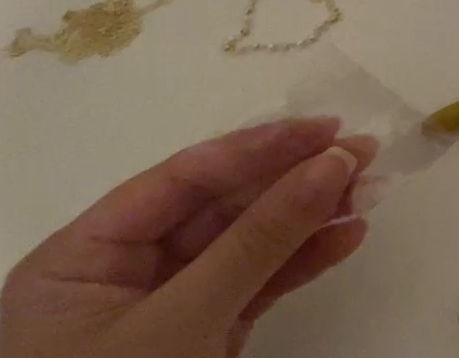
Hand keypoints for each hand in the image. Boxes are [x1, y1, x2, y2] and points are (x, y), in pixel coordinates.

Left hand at [0, 119, 376, 357]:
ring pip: (253, 237)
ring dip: (316, 214)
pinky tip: (350, 237)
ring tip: (375, 192)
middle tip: (367, 154)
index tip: (329, 129)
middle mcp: (124, 270)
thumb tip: (337, 159)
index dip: (260, 148)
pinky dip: (307, 258)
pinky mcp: (207, 328)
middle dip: (299, 180)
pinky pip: (262, 277)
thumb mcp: (184, 318)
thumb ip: (261, 236)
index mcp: (83, 257)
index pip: (184, 179)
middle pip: (226, 204)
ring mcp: (170, 300)